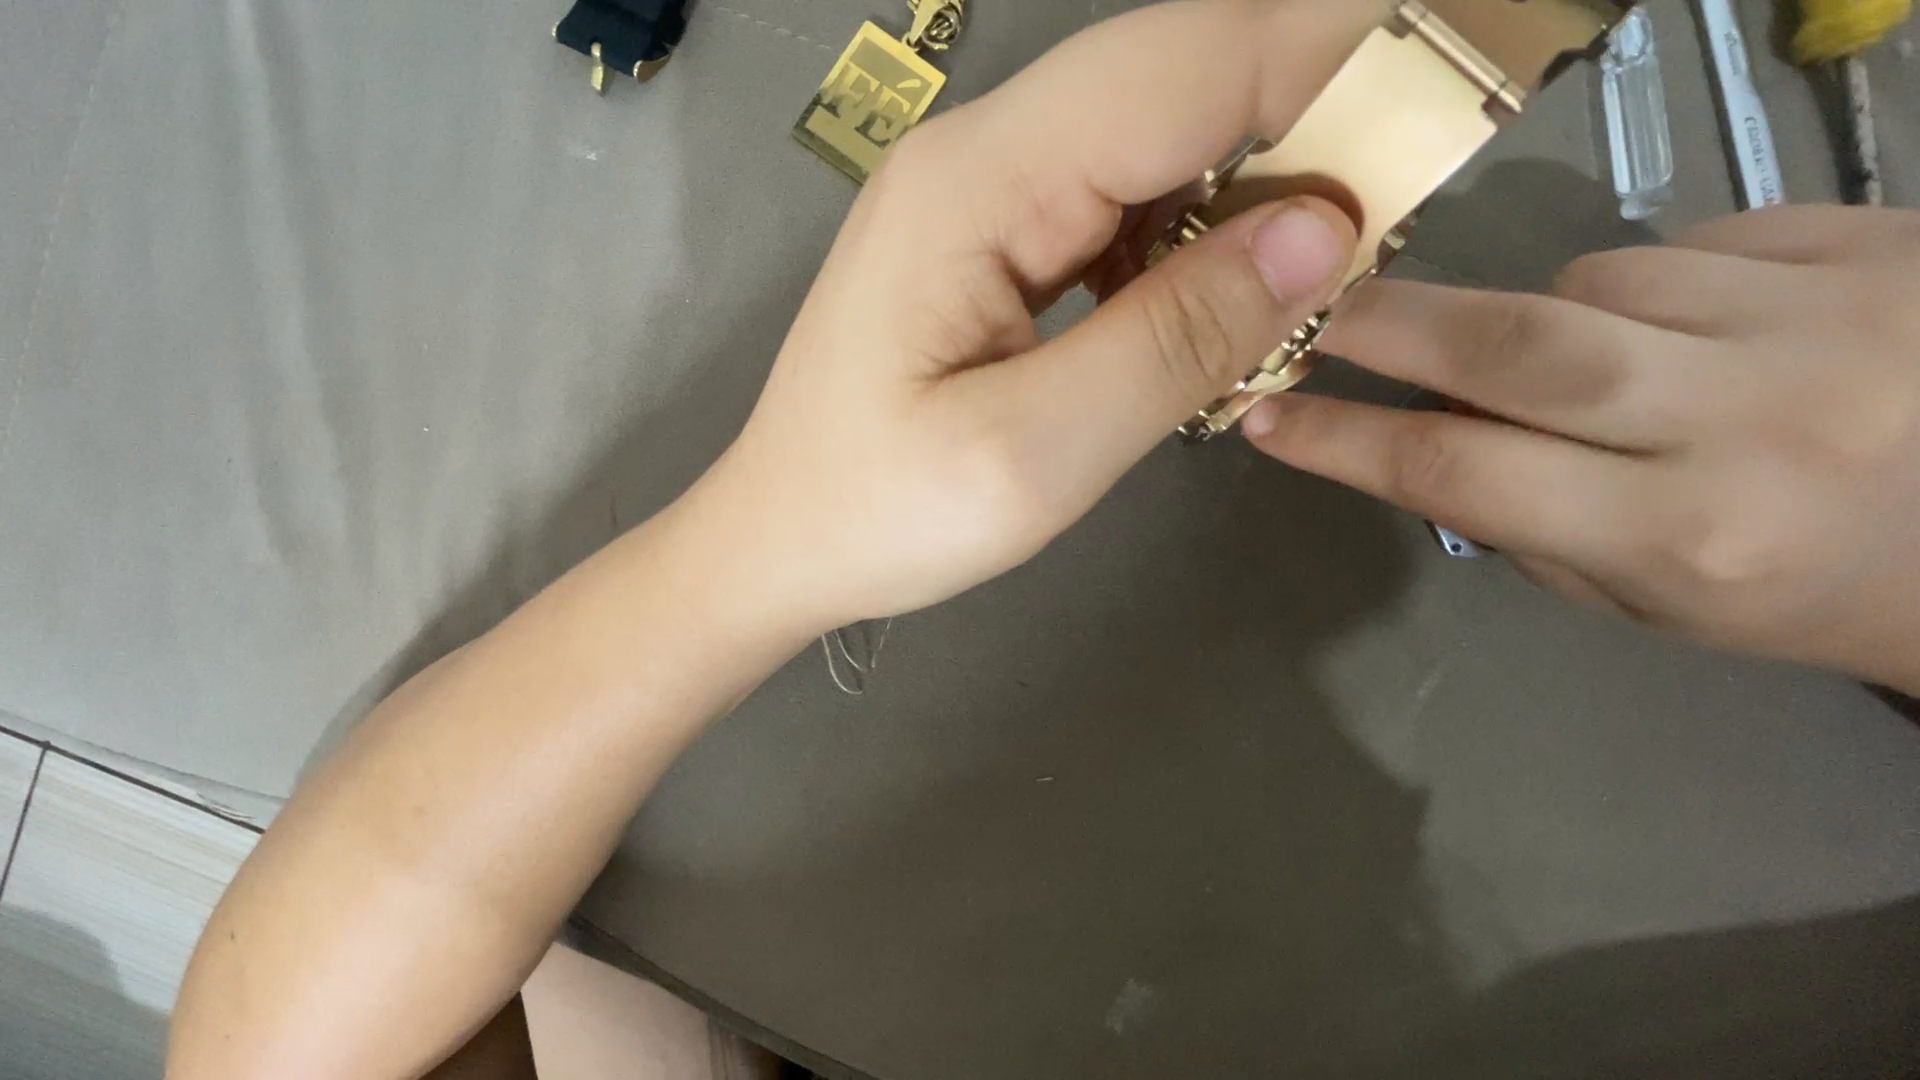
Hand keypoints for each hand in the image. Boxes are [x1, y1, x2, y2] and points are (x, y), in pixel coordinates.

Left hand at [693, 0, 1370, 633]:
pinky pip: (1115, 209)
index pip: (1190, 63)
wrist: (778, 540)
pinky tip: (1203, 317)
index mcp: (980, 181)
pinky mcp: (987, 247)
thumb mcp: (1036, 450)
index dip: (1336, 61)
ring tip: (1298, 294)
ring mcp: (980, 198)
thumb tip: (1324, 236)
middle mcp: (980, 156)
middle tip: (1389, 222)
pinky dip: (1184, 248)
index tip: (1453, 104)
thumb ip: (1176, 340)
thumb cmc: (881, 513)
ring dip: (1245, 201)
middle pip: (1177, 83)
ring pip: (1155, 146)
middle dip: (1304, 130)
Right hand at [1245, 206, 1919, 693]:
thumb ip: (1521, 515)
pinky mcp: (1874, 240)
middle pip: (1511, 346)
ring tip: (1595, 364)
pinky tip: (1694, 327)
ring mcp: (1823, 316)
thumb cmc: (1800, 589)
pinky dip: (1646, 285)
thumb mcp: (1642, 596)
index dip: (1339, 439)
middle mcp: (1744, 422)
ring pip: (1592, 283)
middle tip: (1319, 313)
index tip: (1262, 415)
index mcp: (1677, 536)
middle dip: (1389, 324)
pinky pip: (1687, 243)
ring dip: (1545, 318)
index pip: (1453, 470)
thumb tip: (1425, 426)